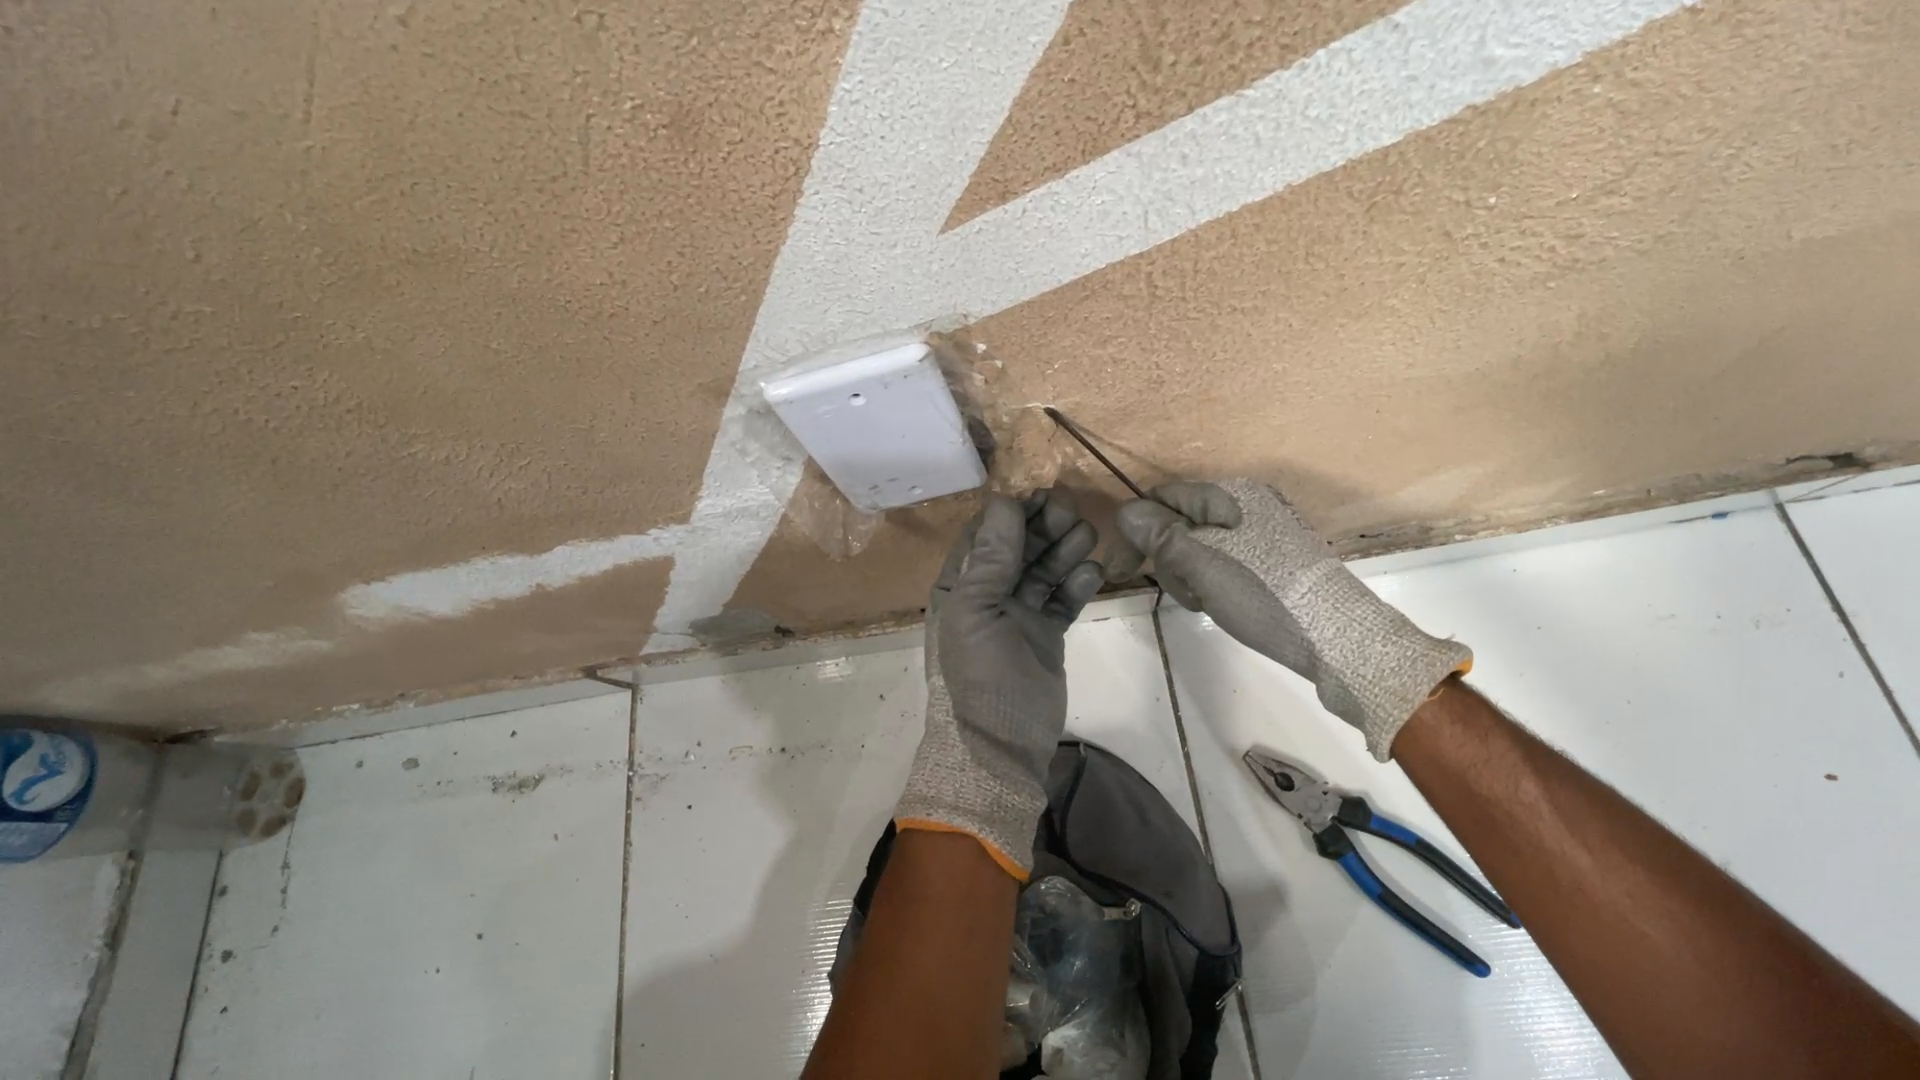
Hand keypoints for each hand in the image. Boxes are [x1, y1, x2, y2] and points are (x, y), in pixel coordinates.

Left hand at [894, 490, 1103, 878]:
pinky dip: (1076, 585)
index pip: (984, 537)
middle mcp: (987, 597)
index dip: (1010, 515)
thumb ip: (991, 559)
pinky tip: (1093, 572)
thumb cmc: (980, 677)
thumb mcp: (976, 612)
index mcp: (959, 589)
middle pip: (1017, 549)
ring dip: (1063, 552)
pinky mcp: (1045, 637)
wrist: (1001, 747)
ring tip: (1087, 537)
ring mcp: (1017, 617)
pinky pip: (1062, 601)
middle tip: (1071, 514)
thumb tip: (1003, 502)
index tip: (1040, 496)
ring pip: (1042, 572)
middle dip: (1043, 530)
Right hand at [1112, 478, 1469, 759]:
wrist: (1335, 638)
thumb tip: (1125, 510)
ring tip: (1206, 603)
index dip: (1139, 529)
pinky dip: (1214, 581)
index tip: (1128, 567)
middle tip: (1184, 591)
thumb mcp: (1202, 565)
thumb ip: (1161, 535)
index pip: (1164, 497)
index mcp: (1231, 495)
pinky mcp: (1276, 558)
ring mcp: (1264, 531)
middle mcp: (1248, 504)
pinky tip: (1224, 604)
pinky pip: (1226, 561)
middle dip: (1170, 558)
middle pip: (1181, 522)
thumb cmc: (1263, 596)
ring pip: (1201, 546)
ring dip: (1191, 575)